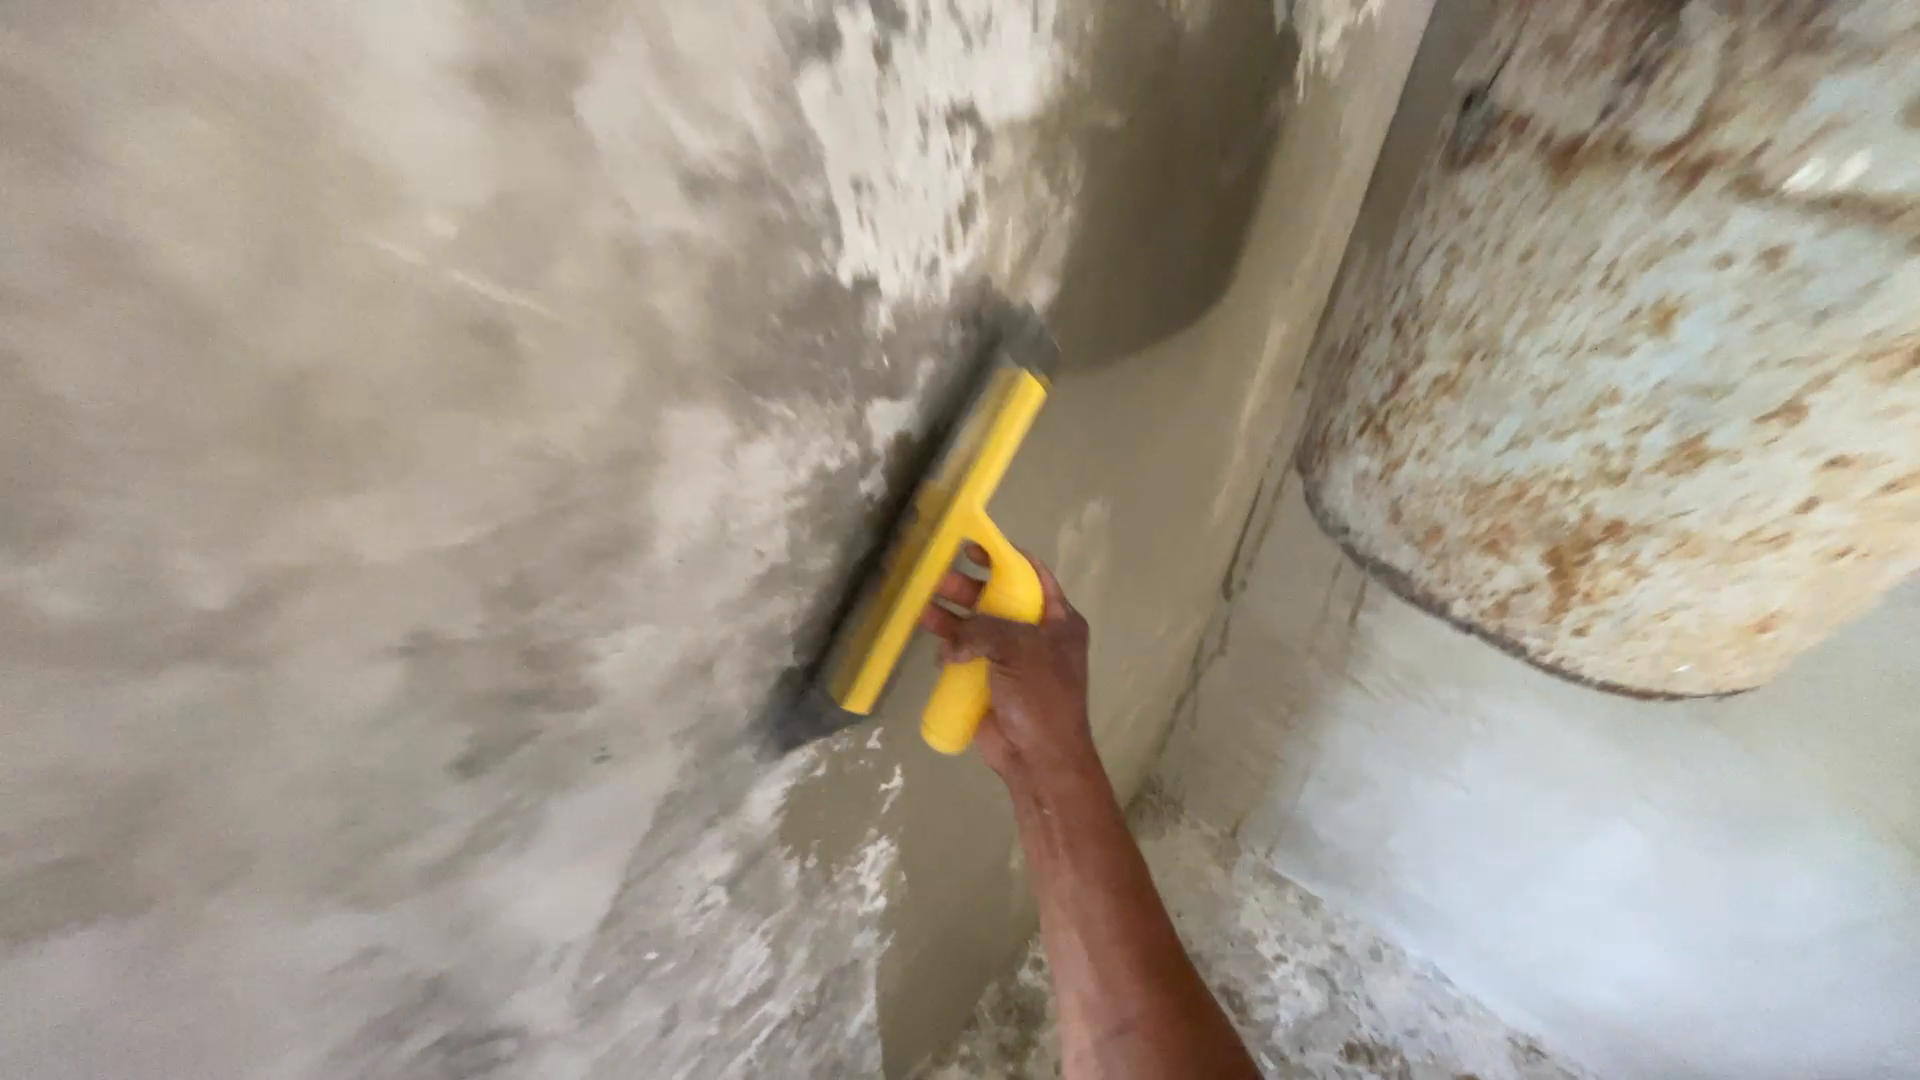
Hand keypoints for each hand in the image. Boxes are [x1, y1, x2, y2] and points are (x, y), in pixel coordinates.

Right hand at [921, 544, 1095, 784]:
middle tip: (936, 579)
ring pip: (977, 627)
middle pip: (998, 599)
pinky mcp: (990, 682)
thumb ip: (985, 628)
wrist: (1039, 759)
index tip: (973, 547)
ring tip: (924, 609)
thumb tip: (953, 640)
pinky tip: (935, 647)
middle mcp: (1036, 635)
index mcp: (1058, 620)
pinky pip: (967, 656)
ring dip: (952, 617)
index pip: (1032, 575)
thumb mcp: (1019, 649)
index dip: (1004, 558)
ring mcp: (1012, 660)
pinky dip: (951, 648)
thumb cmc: (1041, 697)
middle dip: (968, 588)